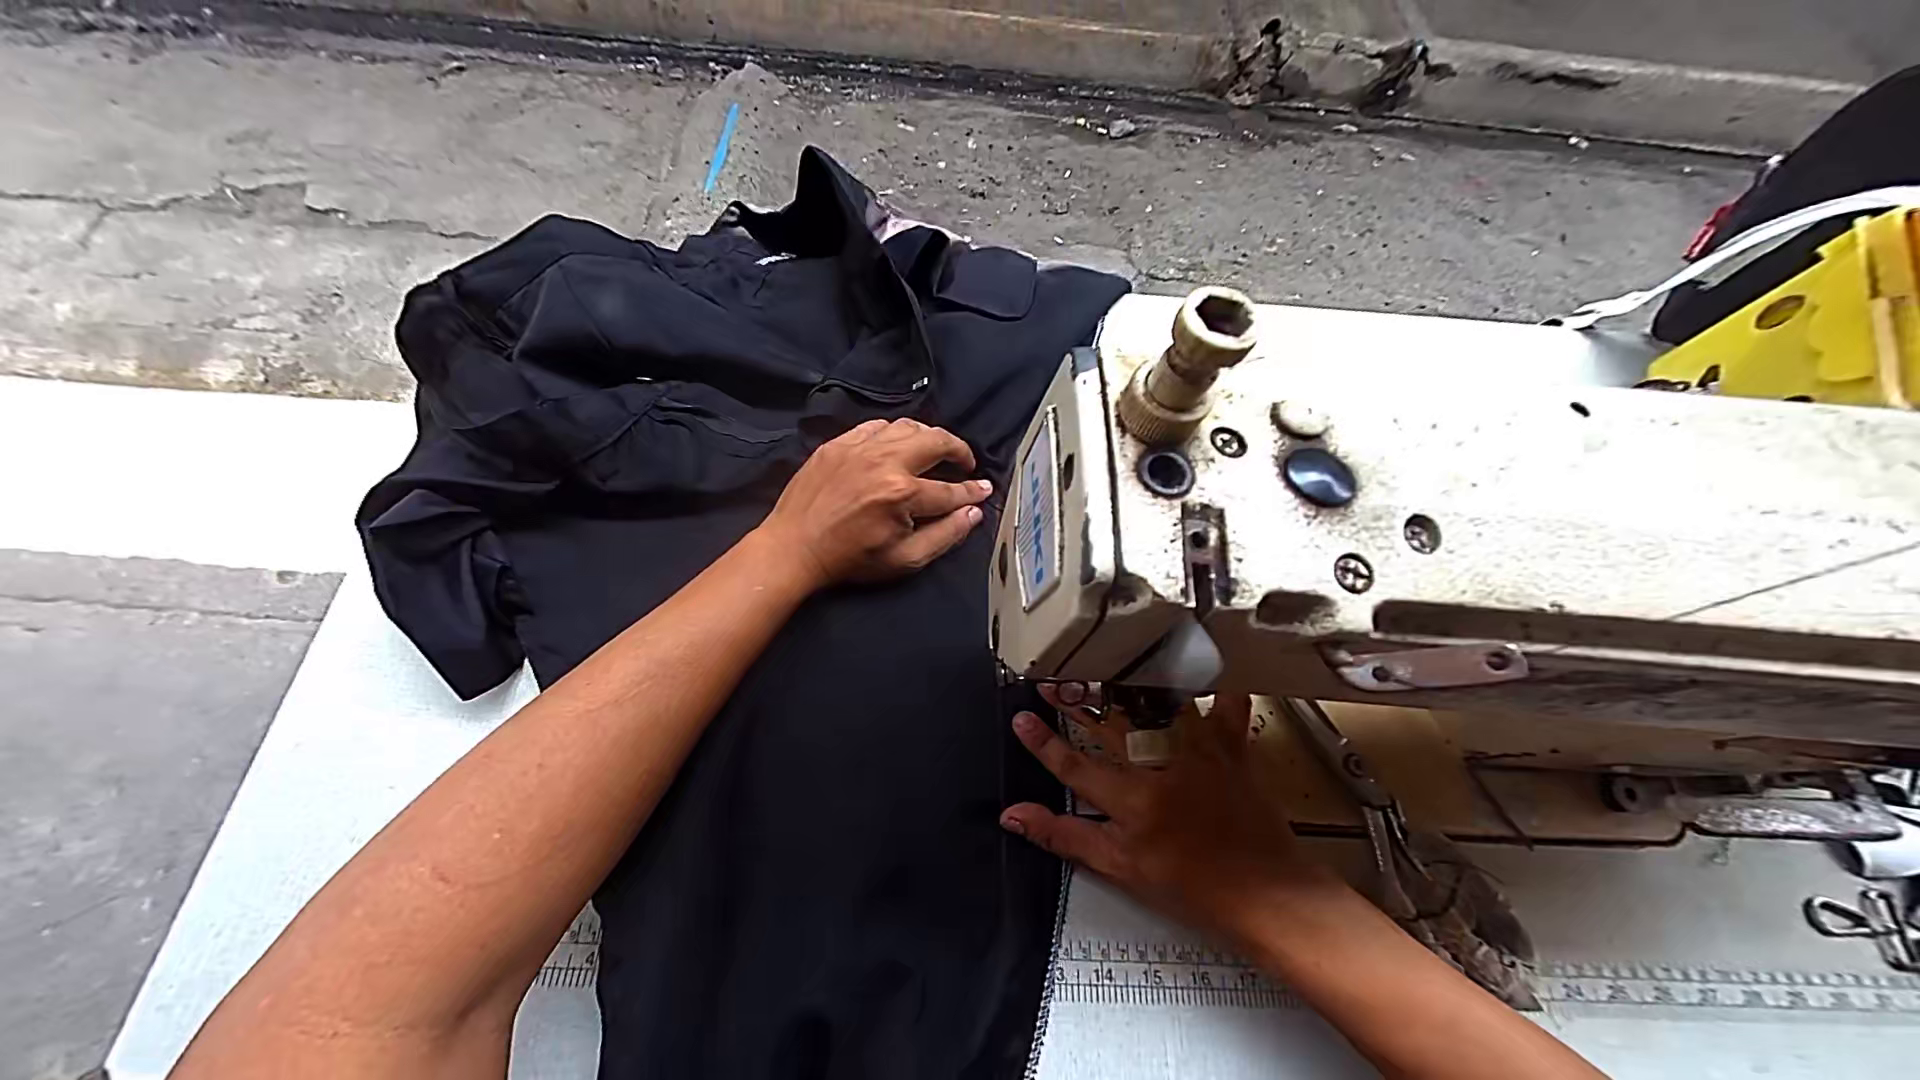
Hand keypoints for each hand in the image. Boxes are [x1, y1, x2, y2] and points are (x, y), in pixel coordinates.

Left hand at [757, 418, 991, 589]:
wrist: (794, 548)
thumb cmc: (850, 559)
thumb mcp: (905, 559)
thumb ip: (946, 535)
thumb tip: (973, 513)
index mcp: (902, 494)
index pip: (952, 489)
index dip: (973, 491)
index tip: (984, 489)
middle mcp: (884, 462)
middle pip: (937, 441)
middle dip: (959, 450)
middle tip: (965, 463)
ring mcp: (859, 448)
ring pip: (908, 426)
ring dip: (929, 437)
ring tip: (935, 451)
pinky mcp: (839, 444)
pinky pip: (876, 426)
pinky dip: (895, 432)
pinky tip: (898, 445)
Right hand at [1000, 687, 1338, 943]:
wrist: (1266, 895)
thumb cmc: (1194, 885)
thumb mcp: (1121, 867)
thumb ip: (1065, 836)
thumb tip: (1015, 817)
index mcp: (1135, 800)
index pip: (1075, 766)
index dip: (1042, 743)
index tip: (1021, 718)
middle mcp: (1165, 765)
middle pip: (1109, 723)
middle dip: (1073, 700)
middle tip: (1051, 683)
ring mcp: (1200, 750)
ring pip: (1155, 702)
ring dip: (1122, 684)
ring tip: (1098, 667)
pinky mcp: (1231, 745)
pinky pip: (1223, 701)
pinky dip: (1211, 680)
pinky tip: (1196, 659)